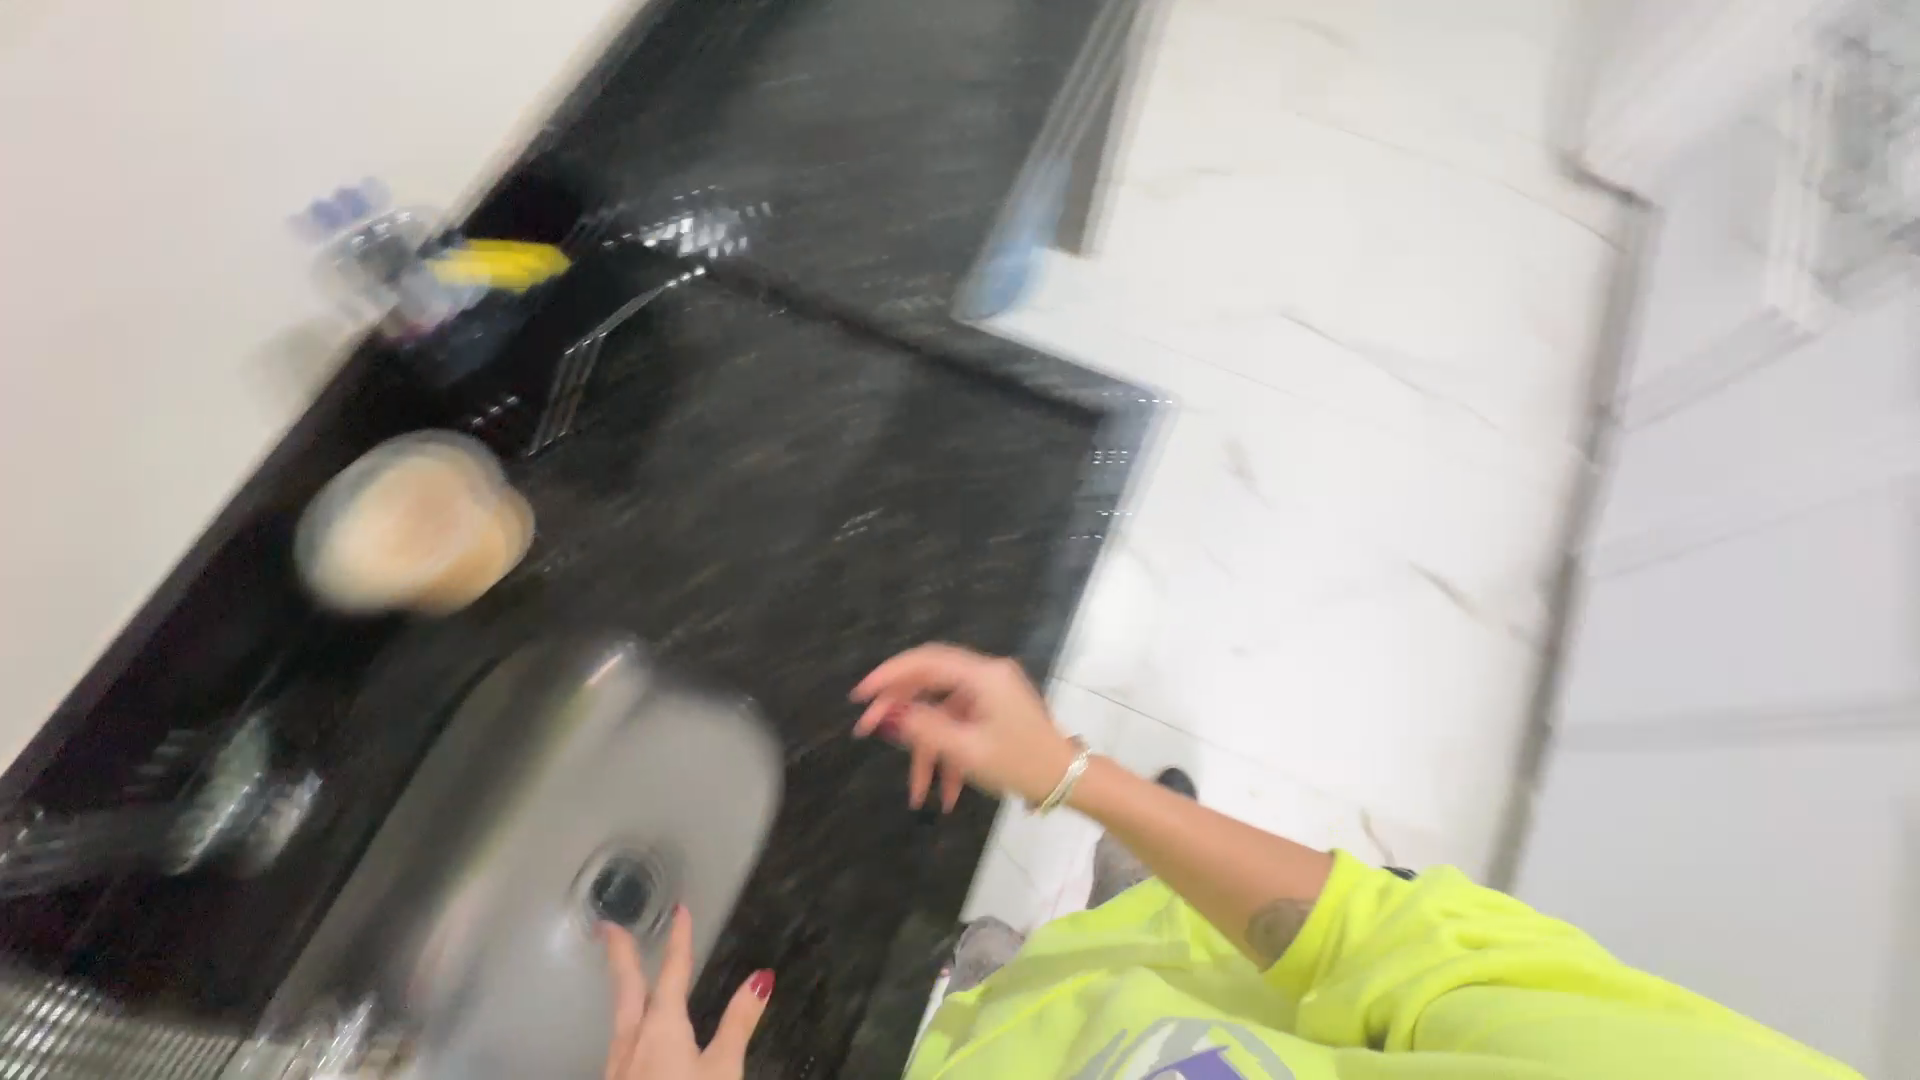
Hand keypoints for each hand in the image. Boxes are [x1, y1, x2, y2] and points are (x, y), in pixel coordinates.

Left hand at [602, 906, 772, 1079]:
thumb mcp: (724, 1070)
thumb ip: (739, 1022)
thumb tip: (761, 977)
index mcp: (662, 1029)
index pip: (673, 973)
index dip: (679, 940)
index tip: (680, 909)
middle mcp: (632, 1045)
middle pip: (627, 991)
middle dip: (621, 958)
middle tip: (610, 929)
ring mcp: (617, 1073)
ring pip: (618, 1020)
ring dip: (622, 992)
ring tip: (624, 977)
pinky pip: (618, 1045)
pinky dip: (625, 1024)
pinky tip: (630, 1038)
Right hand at [850, 644, 1077, 811]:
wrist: (1069, 781)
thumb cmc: (1021, 764)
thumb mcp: (967, 750)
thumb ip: (924, 728)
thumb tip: (889, 714)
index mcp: (982, 675)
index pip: (925, 661)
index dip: (889, 674)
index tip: (861, 695)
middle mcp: (986, 675)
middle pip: (930, 684)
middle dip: (900, 713)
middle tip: (866, 732)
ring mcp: (991, 693)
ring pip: (943, 714)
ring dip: (928, 751)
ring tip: (916, 792)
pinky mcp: (995, 711)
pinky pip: (961, 726)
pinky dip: (949, 755)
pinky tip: (946, 794)